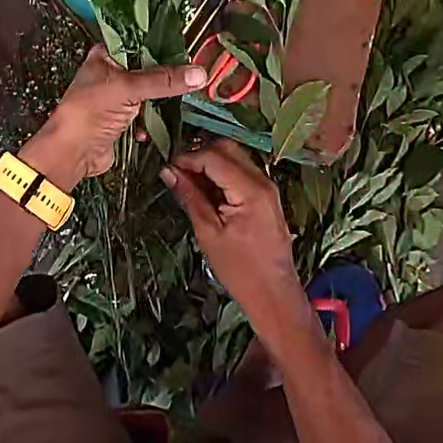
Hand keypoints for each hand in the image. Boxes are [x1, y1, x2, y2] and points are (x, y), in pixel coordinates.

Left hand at [21, 45, 206, 187]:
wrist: (73, 153)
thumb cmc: (88, 112)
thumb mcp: (128, 88)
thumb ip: (163, 80)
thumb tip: (197, 73)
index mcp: (105, 56)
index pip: (139, 42)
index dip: (161, 46)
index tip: (186, 51)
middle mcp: (110, 73)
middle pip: (147, 69)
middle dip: (165, 78)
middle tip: (187, 78)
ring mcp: (116, 97)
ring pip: (148, 93)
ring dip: (158, 102)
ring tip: (174, 102)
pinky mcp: (122, 118)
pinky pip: (145, 114)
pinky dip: (150, 121)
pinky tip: (149, 126)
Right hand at [163, 141, 309, 344]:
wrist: (274, 294)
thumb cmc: (240, 270)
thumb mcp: (208, 233)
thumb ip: (190, 196)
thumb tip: (169, 171)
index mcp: (250, 190)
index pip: (214, 157)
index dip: (188, 158)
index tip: (169, 169)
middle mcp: (263, 181)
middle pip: (227, 148)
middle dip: (199, 154)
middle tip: (178, 173)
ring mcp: (267, 186)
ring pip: (234, 156)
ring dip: (210, 163)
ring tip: (190, 183)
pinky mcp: (266, 194)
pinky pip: (241, 171)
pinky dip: (222, 173)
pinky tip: (207, 191)